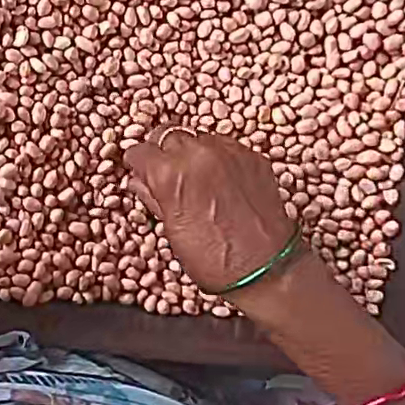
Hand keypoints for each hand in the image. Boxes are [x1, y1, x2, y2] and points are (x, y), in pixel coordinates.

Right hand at [122, 129, 311, 297]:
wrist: (266, 268)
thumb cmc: (215, 259)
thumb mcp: (171, 230)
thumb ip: (153, 198)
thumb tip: (140, 182)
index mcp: (170, 174)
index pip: (139, 151)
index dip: (138, 164)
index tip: (141, 172)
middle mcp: (198, 155)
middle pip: (166, 135)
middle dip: (162, 153)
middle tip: (167, 175)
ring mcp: (228, 153)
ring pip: (196, 137)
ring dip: (190, 152)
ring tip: (195, 178)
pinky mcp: (252, 157)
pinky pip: (224, 145)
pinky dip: (216, 157)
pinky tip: (218, 180)